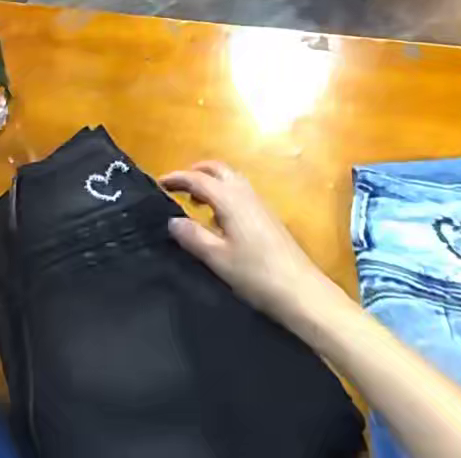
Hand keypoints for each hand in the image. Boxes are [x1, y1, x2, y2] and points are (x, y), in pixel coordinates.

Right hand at [161, 161, 345, 320]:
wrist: (301, 290)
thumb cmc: (256, 274)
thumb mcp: (218, 259)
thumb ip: (193, 237)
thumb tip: (172, 220)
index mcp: (229, 199)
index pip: (197, 179)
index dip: (176, 178)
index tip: (158, 183)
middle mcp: (244, 193)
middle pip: (216, 169)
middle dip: (195, 172)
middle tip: (177, 186)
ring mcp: (258, 202)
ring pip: (230, 178)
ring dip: (210, 181)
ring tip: (194, 201)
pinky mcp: (266, 215)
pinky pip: (239, 190)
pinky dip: (223, 192)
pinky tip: (218, 219)